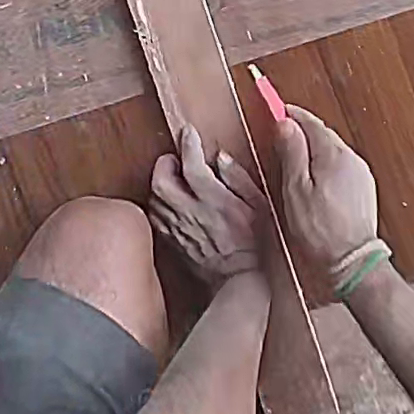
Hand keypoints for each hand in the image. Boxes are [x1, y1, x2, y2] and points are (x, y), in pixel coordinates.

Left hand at [148, 125, 266, 282]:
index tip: (189, 132)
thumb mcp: (260, 207)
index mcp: (216, 202)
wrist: (240, 281)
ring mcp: (178, 228)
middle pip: (161, 181)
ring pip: (154, 197)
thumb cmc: (255, 243)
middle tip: (176, 159)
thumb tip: (221, 158)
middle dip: (164, 162)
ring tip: (175, 179)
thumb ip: (239, 180)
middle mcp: (192, 214)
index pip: (193, 167)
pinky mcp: (171, 240)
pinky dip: (158, 203)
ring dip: (160, 182)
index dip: (188, 145)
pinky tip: (171, 201)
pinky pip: (155, 216)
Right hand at [275, 105, 378, 273]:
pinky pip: (340, 165)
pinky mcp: (363, 187)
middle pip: (322, 133)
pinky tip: (312, 178)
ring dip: (312, 148)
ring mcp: (360, 173)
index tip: (274, 105)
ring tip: (292, 160)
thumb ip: (291, 152)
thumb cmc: (320, 229)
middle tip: (279, 134)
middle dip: (301, 130)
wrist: (352, 261)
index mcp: (334, 154)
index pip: (310, 121)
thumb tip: (285, 124)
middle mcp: (352, 158)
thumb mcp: (295, 188)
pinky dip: (324, 163)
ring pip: (331, 149)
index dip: (290, 113)